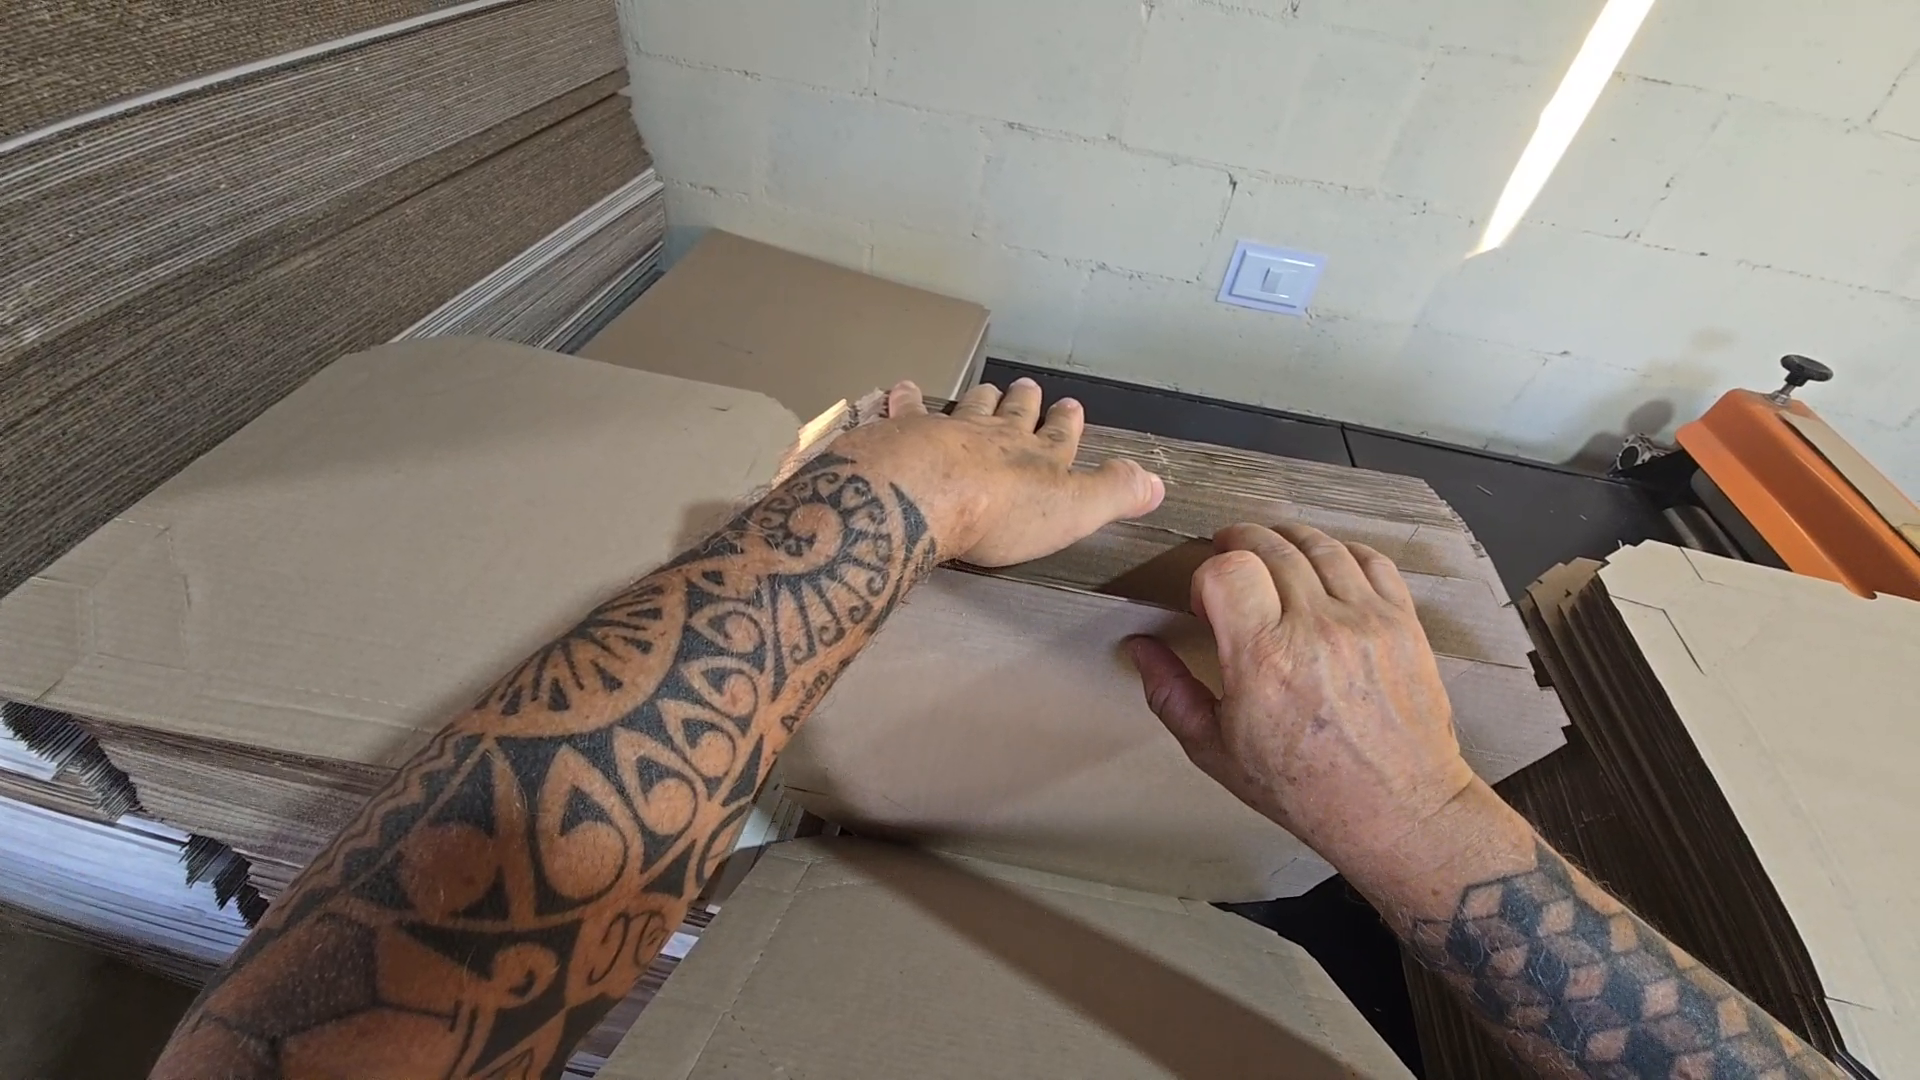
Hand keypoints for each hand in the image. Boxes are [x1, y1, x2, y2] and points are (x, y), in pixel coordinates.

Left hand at [832, 378, 1165, 566]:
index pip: (1060, 436)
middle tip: (1028, 387)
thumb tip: (1157, 482)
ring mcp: (949, 430)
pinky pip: (907, 410)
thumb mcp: (1074, 510)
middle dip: (1025, 402)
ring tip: (986, 390)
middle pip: (1014, 413)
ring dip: (981, 398)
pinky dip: (908, 399)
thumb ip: (1114, 493)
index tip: (1071, 406)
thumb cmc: (1002, 512)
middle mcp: (996, 436)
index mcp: (1038, 458)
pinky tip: (904, 390)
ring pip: (970, 407)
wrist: (927, 494)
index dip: (1067, 423)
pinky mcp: (904, 434)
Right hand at [1126, 523, 1474, 866]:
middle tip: (1227, 559)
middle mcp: (1316, 630)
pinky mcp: (1402, 623)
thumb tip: (1140, 647)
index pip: (1228, 570)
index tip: (1207, 603)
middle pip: (1269, 546)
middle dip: (1238, 542)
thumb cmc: (1303, 785)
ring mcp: (1365, 621)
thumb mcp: (1214, 749)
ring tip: (1268, 554)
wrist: (1399, 810)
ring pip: (1317, 544)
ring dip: (1283, 539)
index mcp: (1263, 659)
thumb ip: (1169, 692)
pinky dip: (1337, 550)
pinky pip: (1369, 559)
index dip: (1207, 575)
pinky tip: (1320, 565)